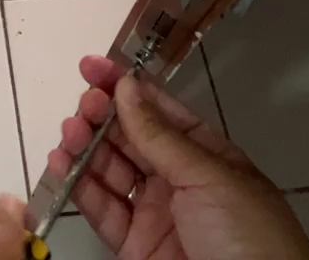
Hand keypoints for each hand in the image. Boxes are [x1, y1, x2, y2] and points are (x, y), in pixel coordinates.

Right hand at [49, 56, 308, 259]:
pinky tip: (61, 162)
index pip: (159, 111)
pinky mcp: (134, 247)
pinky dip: (78, 184)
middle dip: (103, 114)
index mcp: (206, 157)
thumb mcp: (210, 178)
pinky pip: (101, 209)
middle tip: (84, 103)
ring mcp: (154, 214)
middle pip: (130, 136)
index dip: (126, 86)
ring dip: (86, 145)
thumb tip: (126, 86)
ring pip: (110, 169)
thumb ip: (160, 135)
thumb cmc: (247, 237)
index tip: (93, 66)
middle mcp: (178, 180)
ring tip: (70, 132)